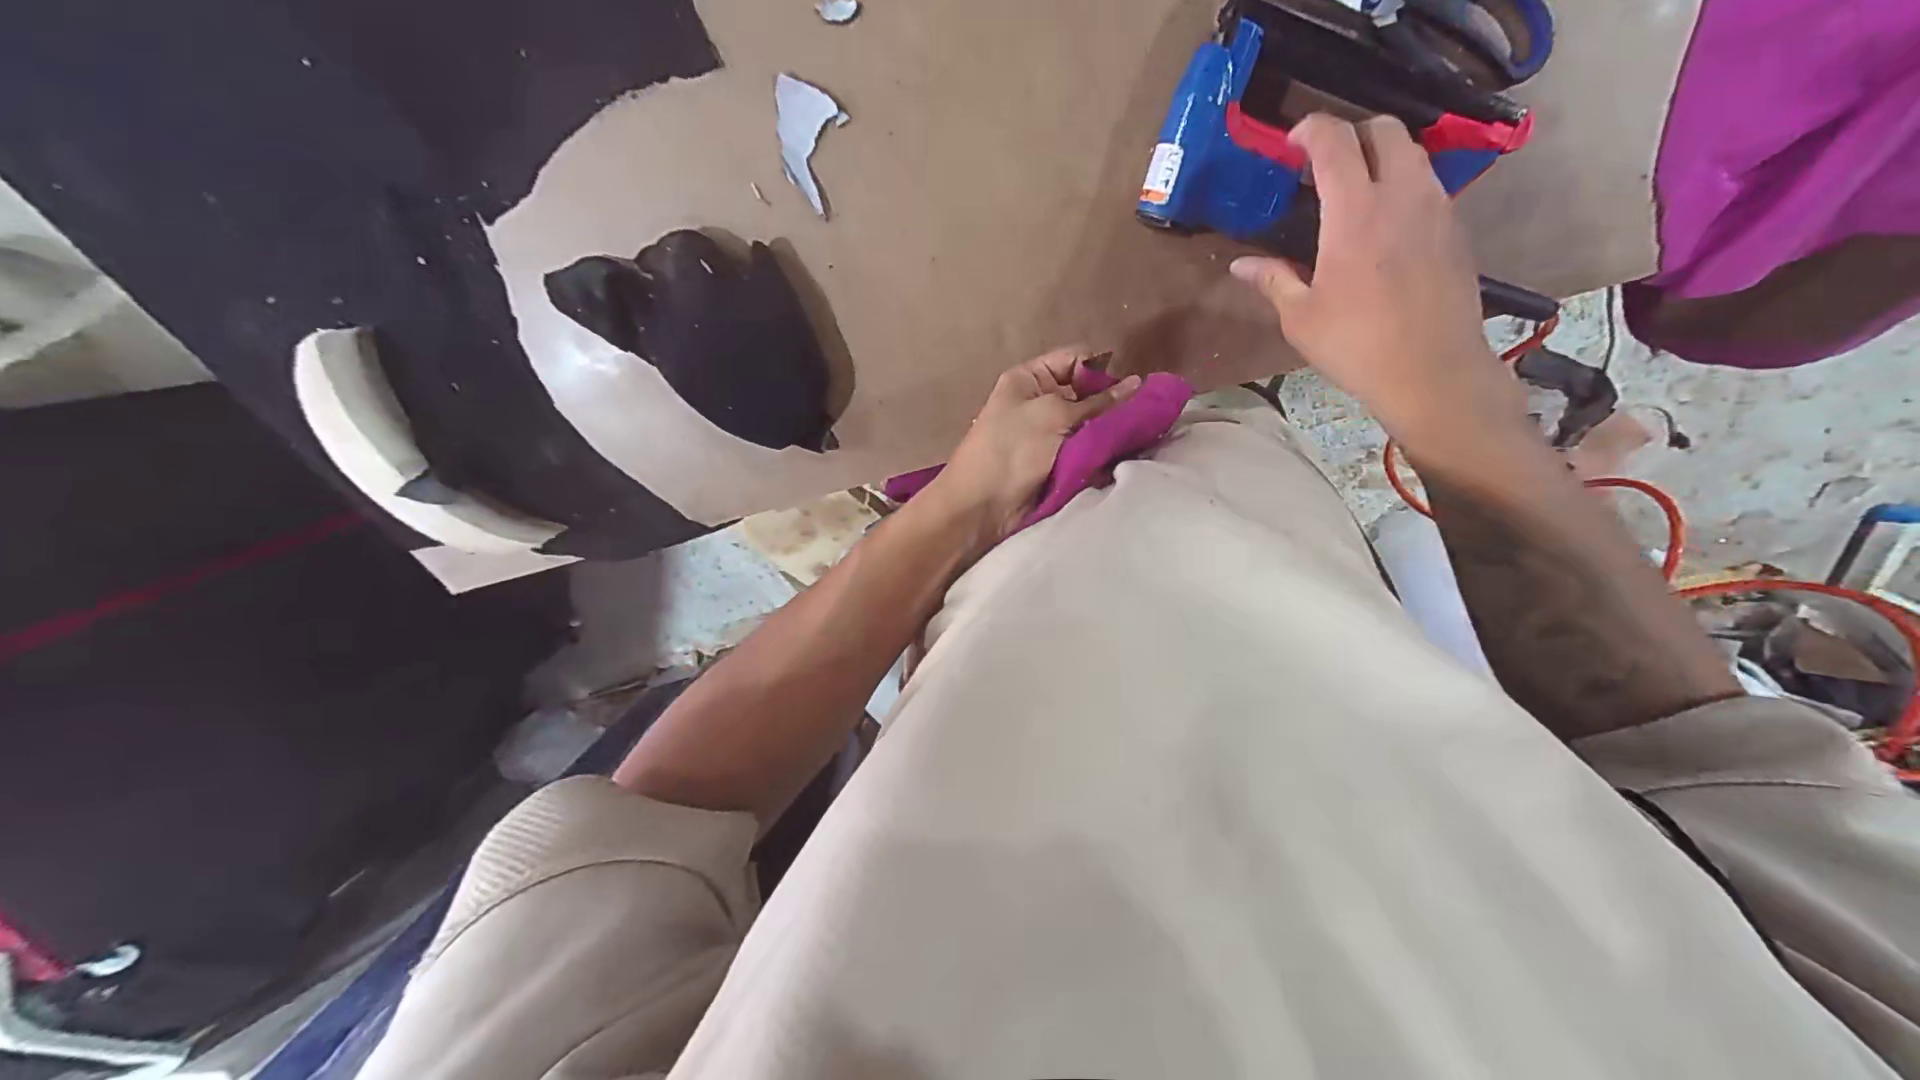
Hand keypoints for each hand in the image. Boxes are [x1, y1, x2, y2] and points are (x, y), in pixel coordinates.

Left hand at [924, 348, 1139, 541]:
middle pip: (1088, 394)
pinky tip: (1128, 455)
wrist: (983, 507)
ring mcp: (1051, 437)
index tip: (1130, 389)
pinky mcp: (1059, 465)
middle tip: (1145, 415)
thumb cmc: (1010, 450)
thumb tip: (1136, 383)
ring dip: (1112, 431)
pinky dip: (1105, 454)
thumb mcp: (1052, 415)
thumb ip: (1095, 401)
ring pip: (1092, 426)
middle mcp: (1041, 404)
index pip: (1075, 359)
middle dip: (1114, 403)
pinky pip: (1089, 452)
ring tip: (1143, 436)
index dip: (1102, 370)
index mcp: (1029, 380)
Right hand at [1228, 114, 1525, 452]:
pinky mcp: (1455, 230)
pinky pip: (1428, 187)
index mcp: (1355, 212)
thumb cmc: (1355, 344)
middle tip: (1323, 164)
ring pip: (1413, 155)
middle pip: (1385, 131)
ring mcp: (1437, 209)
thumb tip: (1241, 264)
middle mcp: (1402, 196)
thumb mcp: (1300, 316)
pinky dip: (1402, 187)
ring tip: (1353, 193)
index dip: (1311, 130)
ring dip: (1381, 158)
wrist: (1431, 371)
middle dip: (1352, 134)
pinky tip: (1383, 227)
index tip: (1291, 141)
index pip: (1336, 142)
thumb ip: (1273, 279)